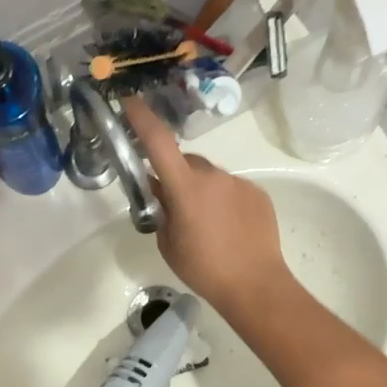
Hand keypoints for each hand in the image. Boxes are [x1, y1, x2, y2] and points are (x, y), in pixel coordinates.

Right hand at [124, 100, 291, 310]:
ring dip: (202, 191)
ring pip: (211, 178)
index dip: (141, 119)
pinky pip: (232, 190)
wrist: (254, 284)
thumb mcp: (169, 244)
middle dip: (176, 177)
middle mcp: (213, 176)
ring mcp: (239, 183)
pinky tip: (228, 229)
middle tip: (174, 207)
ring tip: (205, 226)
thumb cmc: (204, 270)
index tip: (129, 101)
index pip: (158, 142)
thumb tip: (160, 193)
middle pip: (186, 163)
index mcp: (186, 188)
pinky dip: (224, 202)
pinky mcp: (257, 194)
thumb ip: (161, 212)